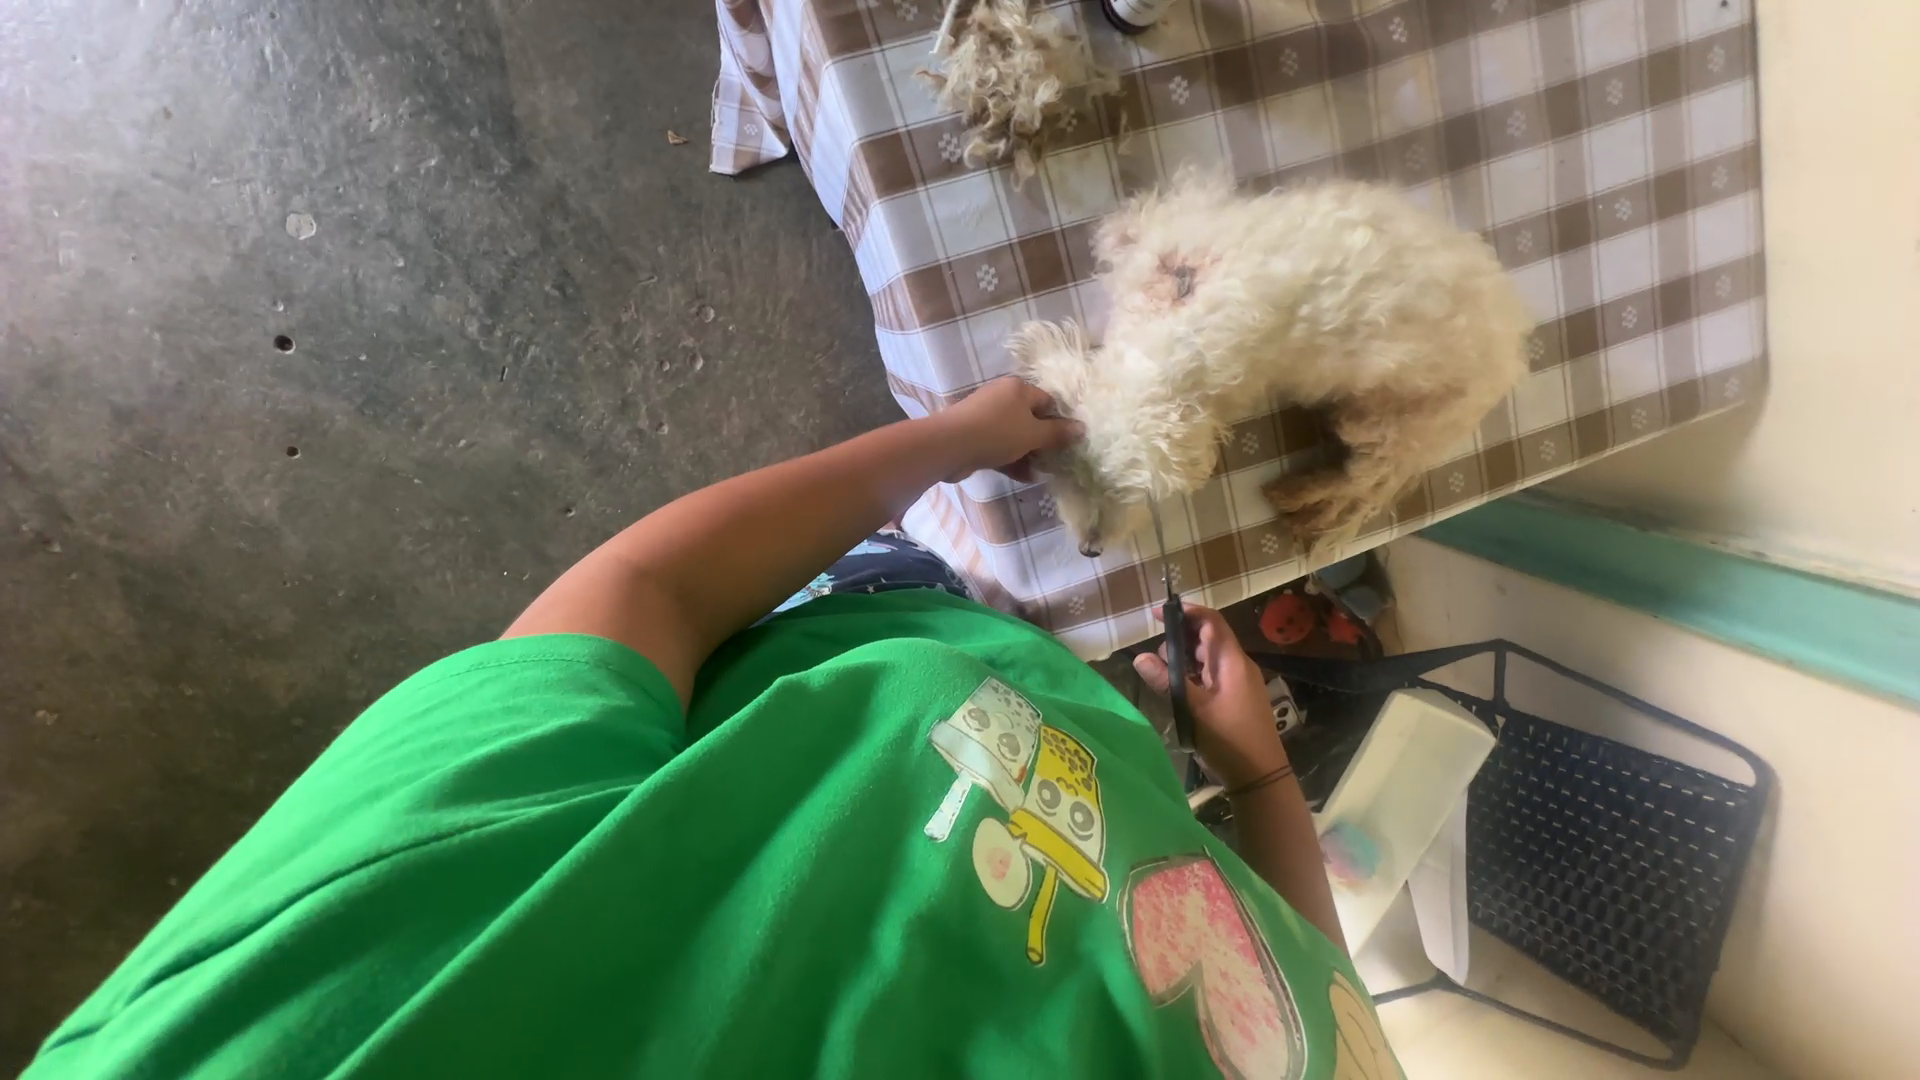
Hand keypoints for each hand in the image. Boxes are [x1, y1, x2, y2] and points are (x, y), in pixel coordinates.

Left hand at [935, 377, 1082, 482]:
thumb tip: (1082, 428)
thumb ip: (1058, 433)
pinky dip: (1011, 460)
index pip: (1047, 401)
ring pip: (1014, 436)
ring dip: (1028, 454)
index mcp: (1018, 389)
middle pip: (1030, 419)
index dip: (1059, 420)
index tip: (1068, 441)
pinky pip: (999, 447)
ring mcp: (985, 418)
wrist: (950, 445)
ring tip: (1042, 472)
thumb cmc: (997, 433)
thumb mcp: (1033, 434)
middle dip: (1043, 441)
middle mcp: (1001, 398)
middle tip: (1056, 459)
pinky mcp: (974, 437)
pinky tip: (1025, 477)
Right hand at [1133, 602, 1287, 789]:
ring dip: (1186, 658)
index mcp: (1232, 662)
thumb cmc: (1228, 739)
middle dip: (1180, 639)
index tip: (1159, 613)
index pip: (1211, 622)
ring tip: (1164, 675)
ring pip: (1209, 657)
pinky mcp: (1238, 697)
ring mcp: (1241, 682)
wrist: (1261, 777)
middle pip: (1209, 638)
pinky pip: (1213, 673)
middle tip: (1157, 657)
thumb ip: (1167, 681)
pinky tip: (1179, 689)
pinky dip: (1194, 673)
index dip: (1187, 611)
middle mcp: (1239, 666)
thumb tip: (1139, 657)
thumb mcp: (1193, 710)